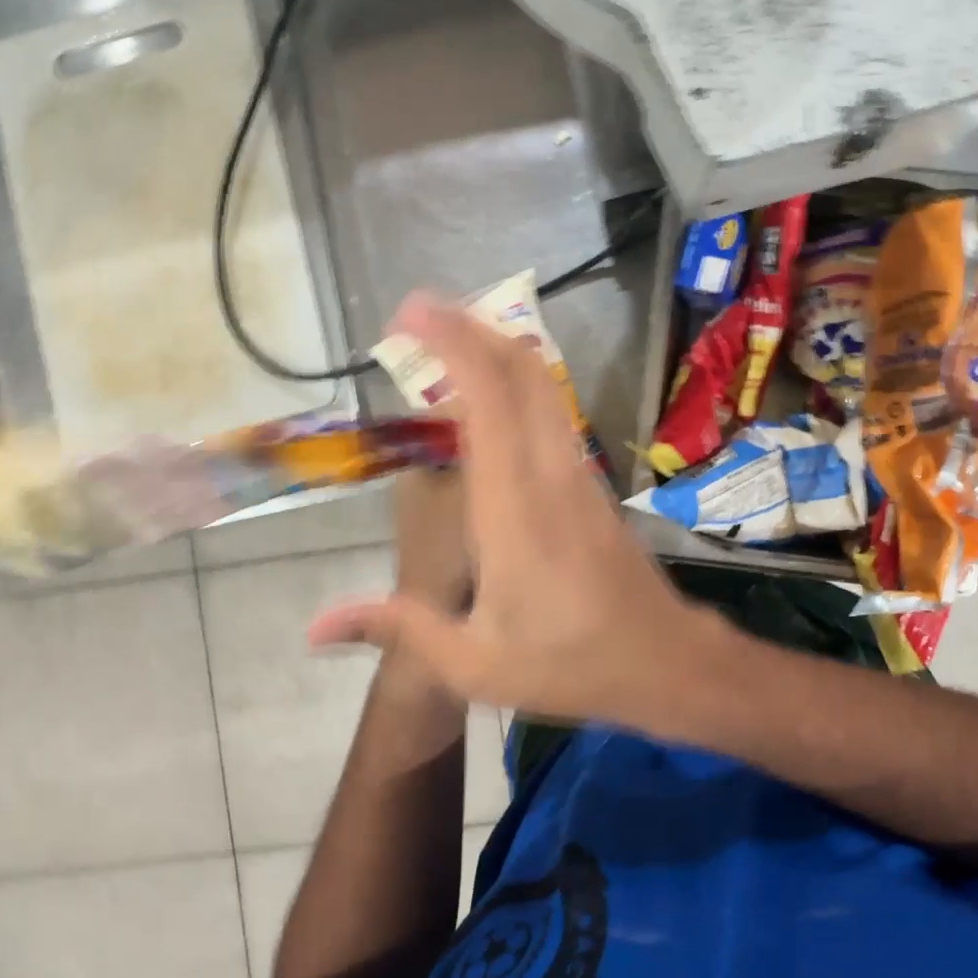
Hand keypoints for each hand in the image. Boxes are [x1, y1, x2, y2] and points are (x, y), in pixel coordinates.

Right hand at [309, 293, 723, 721]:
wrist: (663, 661)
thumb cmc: (568, 663)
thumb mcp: (473, 663)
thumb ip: (398, 629)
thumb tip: (313, 626)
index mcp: (513, 505)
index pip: (489, 398)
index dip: (453, 344)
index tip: (411, 314)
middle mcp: (549, 473)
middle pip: (523, 373)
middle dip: (473, 329)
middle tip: (421, 314)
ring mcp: (577, 474)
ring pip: (545, 388)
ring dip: (499, 351)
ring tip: (449, 342)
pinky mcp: (590, 486)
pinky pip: (554, 414)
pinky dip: (519, 386)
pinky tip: (490, 403)